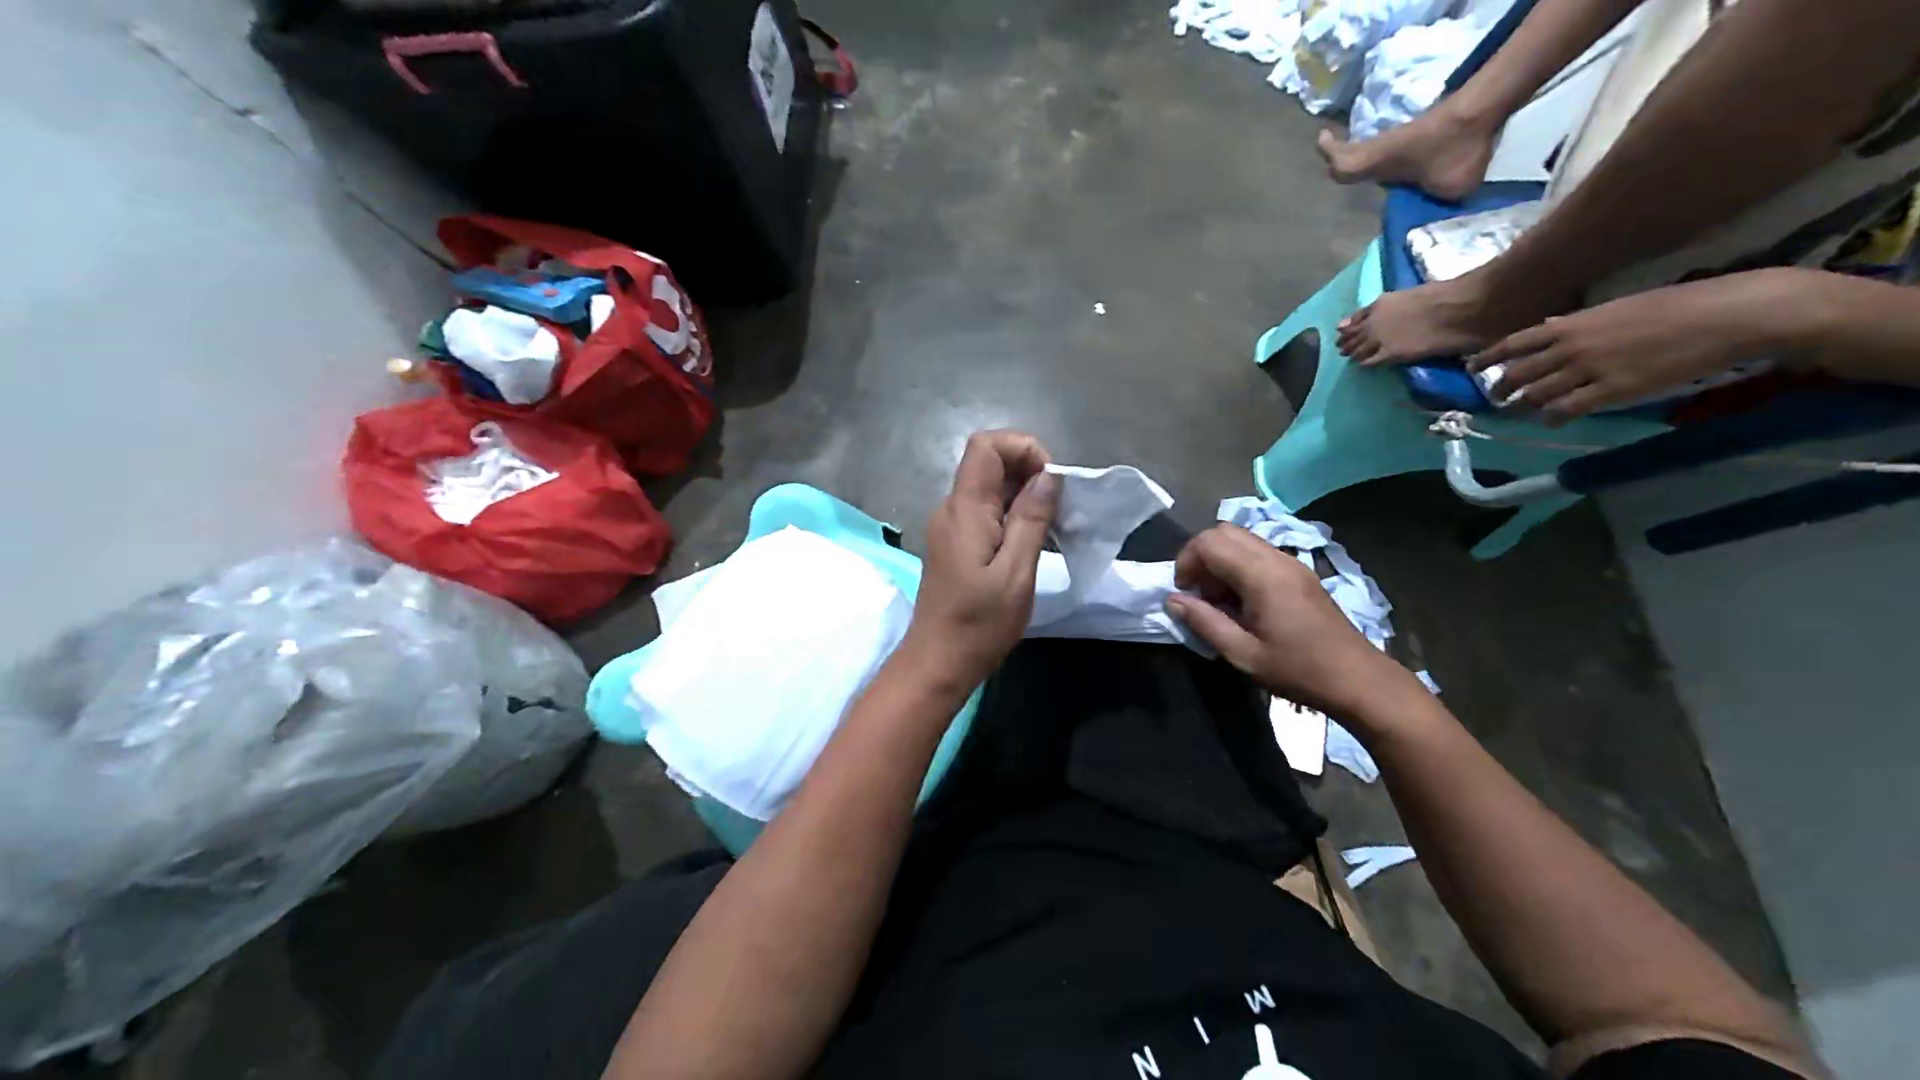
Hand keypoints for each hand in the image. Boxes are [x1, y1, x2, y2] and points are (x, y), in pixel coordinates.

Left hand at [900, 431, 1058, 690]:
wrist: (938, 662)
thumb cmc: (979, 623)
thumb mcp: (1016, 573)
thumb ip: (1031, 519)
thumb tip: (1047, 476)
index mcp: (964, 509)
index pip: (986, 445)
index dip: (1022, 449)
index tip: (1051, 482)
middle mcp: (951, 509)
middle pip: (988, 463)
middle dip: (1029, 472)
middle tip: (1060, 508)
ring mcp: (950, 526)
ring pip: (988, 488)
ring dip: (1023, 496)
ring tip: (1053, 526)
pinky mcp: (955, 544)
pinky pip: (985, 512)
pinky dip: (1012, 515)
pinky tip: (1033, 542)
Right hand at [1166, 525, 1409, 718]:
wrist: (1358, 680)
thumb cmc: (1298, 671)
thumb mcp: (1242, 654)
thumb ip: (1204, 622)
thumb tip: (1172, 600)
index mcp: (1262, 576)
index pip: (1209, 542)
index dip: (1186, 561)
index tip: (1183, 593)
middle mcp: (1277, 559)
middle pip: (1224, 532)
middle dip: (1201, 556)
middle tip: (1198, 593)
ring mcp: (1292, 563)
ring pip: (1242, 540)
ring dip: (1220, 561)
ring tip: (1219, 599)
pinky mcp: (1300, 573)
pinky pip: (1259, 553)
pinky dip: (1239, 566)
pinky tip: (1243, 601)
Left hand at [1466, 272, 1797, 423]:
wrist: (1727, 316)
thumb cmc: (1677, 306)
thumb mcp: (1615, 308)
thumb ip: (1578, 324)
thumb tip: (1550, 329)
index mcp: (1571, 325)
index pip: (1512, 344)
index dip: (1486, 359)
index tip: (1470, 369)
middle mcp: (1570, 348)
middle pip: (1516, 374)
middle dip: (1500, 389)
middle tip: (1497, 399)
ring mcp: (1588, 370)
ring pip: (1534, 396)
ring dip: (1523, 406)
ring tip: (1522, 411)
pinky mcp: (1610, 391)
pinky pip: (1564, 410)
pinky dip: (1551, 418)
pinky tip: (1553, 420)